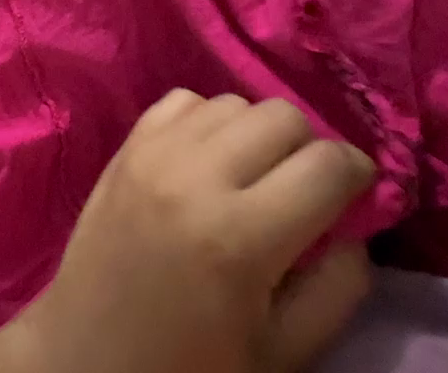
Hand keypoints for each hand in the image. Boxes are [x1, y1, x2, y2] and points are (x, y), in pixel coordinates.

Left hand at [0, 90, 375, 372]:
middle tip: (303, 188)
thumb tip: (355, 224)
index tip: (358, 192)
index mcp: (240, 237)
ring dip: (256, 132)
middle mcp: (196, 177)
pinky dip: (207, 120)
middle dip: (309, 148)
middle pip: (282, 115)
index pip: (327, 165)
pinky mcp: (126, 145)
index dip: (358, 173)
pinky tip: (206, 160)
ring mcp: (154, 153)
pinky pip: (184, 100)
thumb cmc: (191, 364)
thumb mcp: (283, 350)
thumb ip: (338, 286)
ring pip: (233, 101)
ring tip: (251, 175)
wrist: (89, 355)